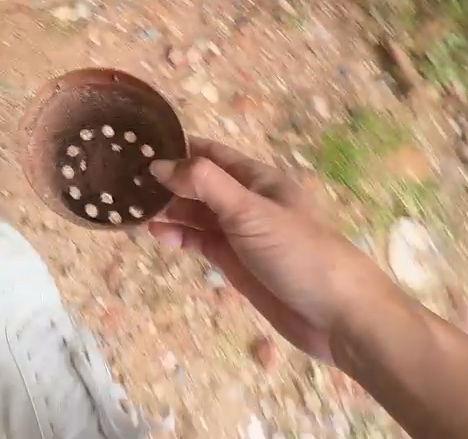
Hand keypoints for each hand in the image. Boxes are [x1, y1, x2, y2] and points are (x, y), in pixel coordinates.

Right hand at [149, 138, 397, 363]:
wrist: (341, 320)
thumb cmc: (299, 252)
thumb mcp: (249, 210)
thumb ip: (202, 182)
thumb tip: (157, 165)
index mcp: (256, 179)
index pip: (208, 152)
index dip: (175, 147)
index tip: (138, 146)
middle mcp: (244, 201)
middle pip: (195, 183)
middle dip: (164, 182)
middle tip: (126, 183)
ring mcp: (238, 232)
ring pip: (193, 213)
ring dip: (167, 211)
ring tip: (137, 213)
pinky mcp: (233, 261)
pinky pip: (197, 241)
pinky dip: (177, 237)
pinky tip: (160, 238)